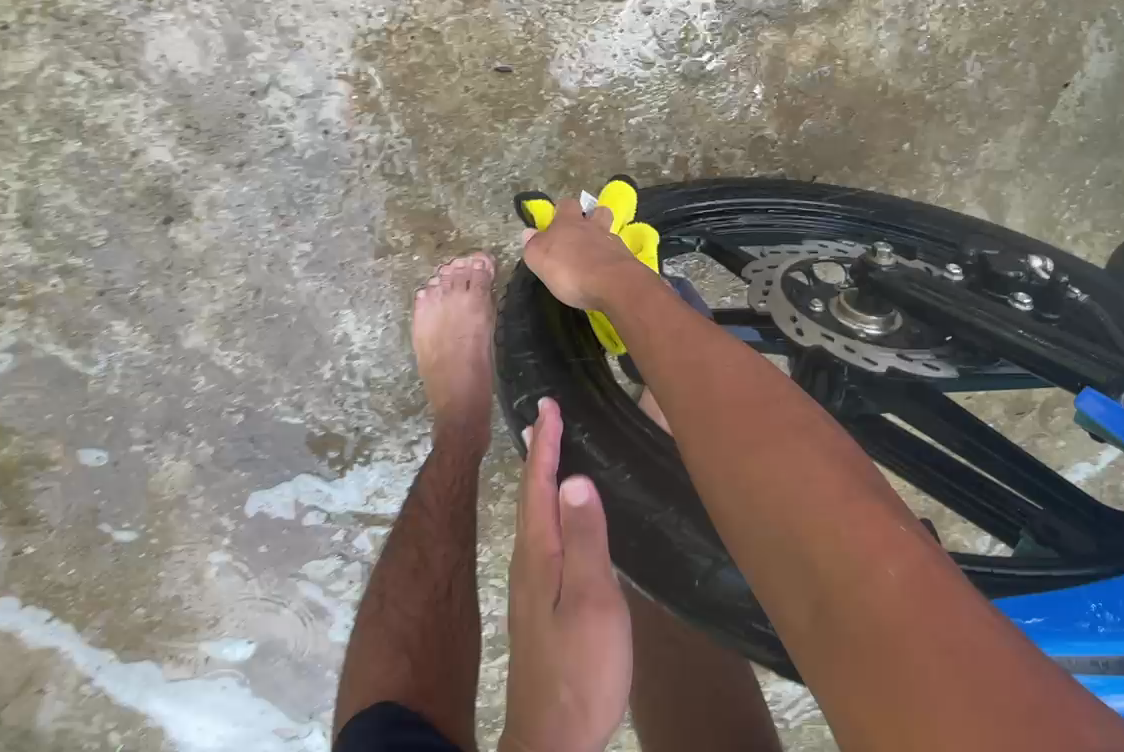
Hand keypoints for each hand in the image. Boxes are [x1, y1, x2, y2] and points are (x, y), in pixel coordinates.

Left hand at [500, 398, 631, 751]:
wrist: (553, 736)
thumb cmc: (581, 668)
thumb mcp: (593, 601)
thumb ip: (585, 540)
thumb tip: (574, 478)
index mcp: (541, 554)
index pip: (541, 485)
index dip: (546, 443)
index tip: (549, 403)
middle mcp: (530, 562)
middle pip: (531, 496)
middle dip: (539, 452)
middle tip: (545, 416)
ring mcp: (532, 585)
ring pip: (534, 516)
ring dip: (540, 479)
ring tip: (547, 452)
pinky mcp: (540, 603)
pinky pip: (541, 536)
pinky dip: (546, 509)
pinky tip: (558, 518)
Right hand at [521, 202, 650, 311]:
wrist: (612, 284)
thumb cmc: (569, 270)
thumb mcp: (539, 258)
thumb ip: (532, 244)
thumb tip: (528, 232)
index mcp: (569, 222)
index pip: (567, 204)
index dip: (562, 210)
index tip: (557, 221)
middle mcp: (592, 227)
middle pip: (597, 211)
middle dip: (591, 217)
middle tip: (582, 232)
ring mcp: (612, 242)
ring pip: (610, 230)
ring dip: (604, 236)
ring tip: (596, 250)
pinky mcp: (626, 259)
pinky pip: (619, 252)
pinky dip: (613, 257)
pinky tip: (608, 268)